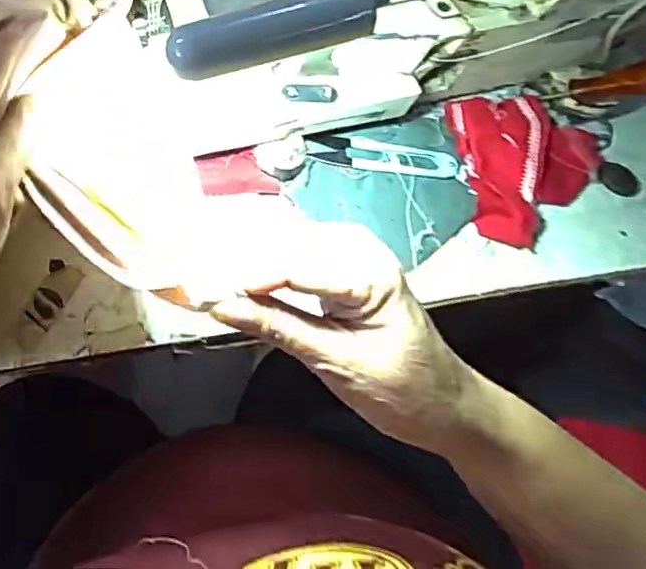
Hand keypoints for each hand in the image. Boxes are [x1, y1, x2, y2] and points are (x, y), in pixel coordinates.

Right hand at [209, 221, 499, 455]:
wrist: (446, 403)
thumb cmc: (403, 390)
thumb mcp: (337, 364)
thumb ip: (278, 329)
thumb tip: (223, 308)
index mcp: (369, 273)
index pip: (296, 266)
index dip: (248, 277)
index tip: (207, 290)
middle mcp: (359, 249)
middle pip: (287, 245)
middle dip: (242, 261)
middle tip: (199, 280)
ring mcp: (350, 250)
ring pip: (285, 243)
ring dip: (248, 259)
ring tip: (210, 275)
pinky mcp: (338, 260)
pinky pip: (293, 252)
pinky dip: (265, 264)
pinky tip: (239, 274)